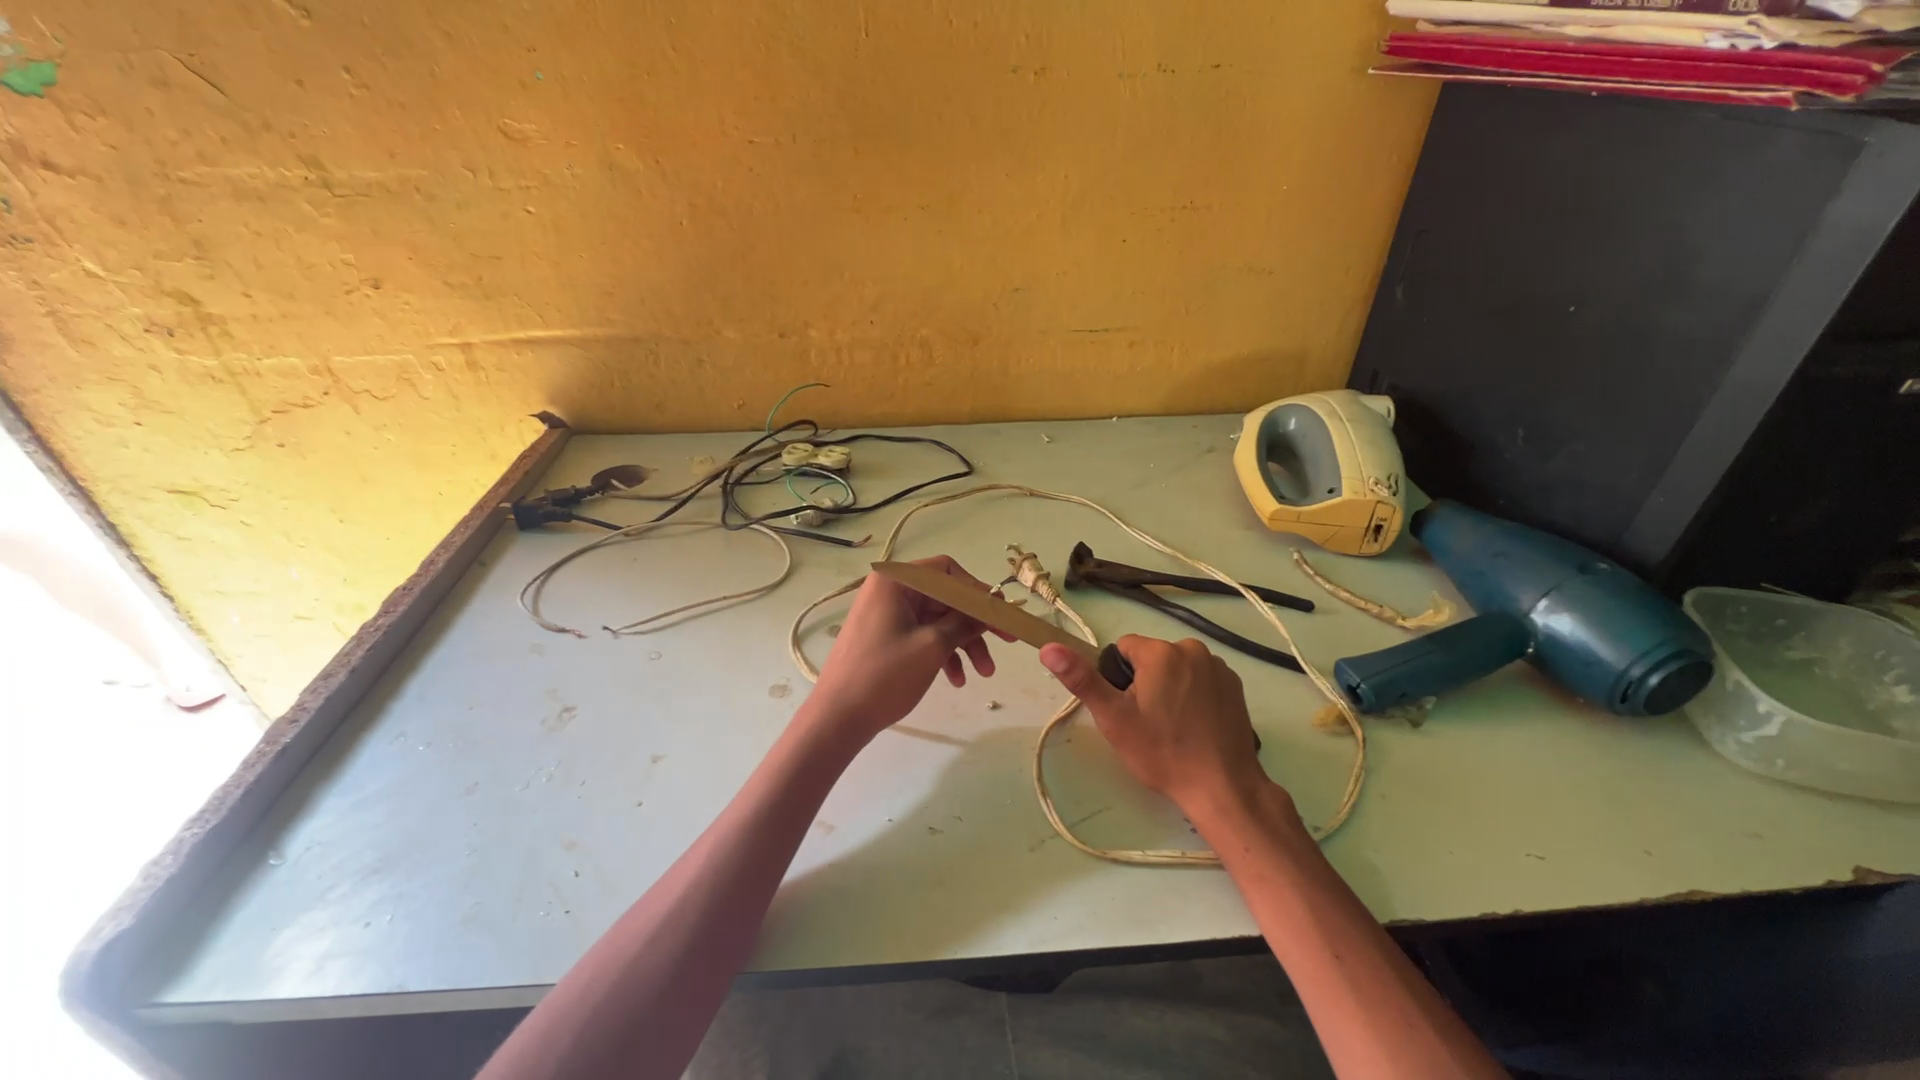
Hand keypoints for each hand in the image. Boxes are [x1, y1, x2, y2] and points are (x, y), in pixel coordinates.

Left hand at [806, 556, 1012, 745]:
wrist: (837, 717)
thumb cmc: (884, 675)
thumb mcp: (933, 646)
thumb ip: (965, 623)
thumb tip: (989, 608)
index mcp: (896, 581)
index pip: (947, 571)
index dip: (977, 590)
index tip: (1002, 613)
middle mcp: (890, 590)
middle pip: (946, 597)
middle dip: (975, 623)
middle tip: (1007, 642)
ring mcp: (887, 615)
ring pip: (938, 620)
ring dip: (964, 643)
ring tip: (984, 673)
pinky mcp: (886, 637)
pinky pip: (923, 635)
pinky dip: (943, 653)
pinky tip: (957, 680)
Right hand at [1039, 635, 1276, 815]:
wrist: (1221, 786)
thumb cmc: (1162, 753)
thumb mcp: (1114, 718)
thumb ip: (1082, 679)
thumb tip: (1048, 647)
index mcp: (1161, 652)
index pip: (1124, 648)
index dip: (1118, 679)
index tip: (1128, 709)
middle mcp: (1193, 649)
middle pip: (1152, 658)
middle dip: (1145, 683)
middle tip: (1148, 723)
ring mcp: (1219, 666)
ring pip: (1177, 668)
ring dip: (1171, 687)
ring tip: (1173, 727)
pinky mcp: (1235, 685)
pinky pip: (1201, 679)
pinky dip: (1195, 695)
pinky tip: (1195, 725)